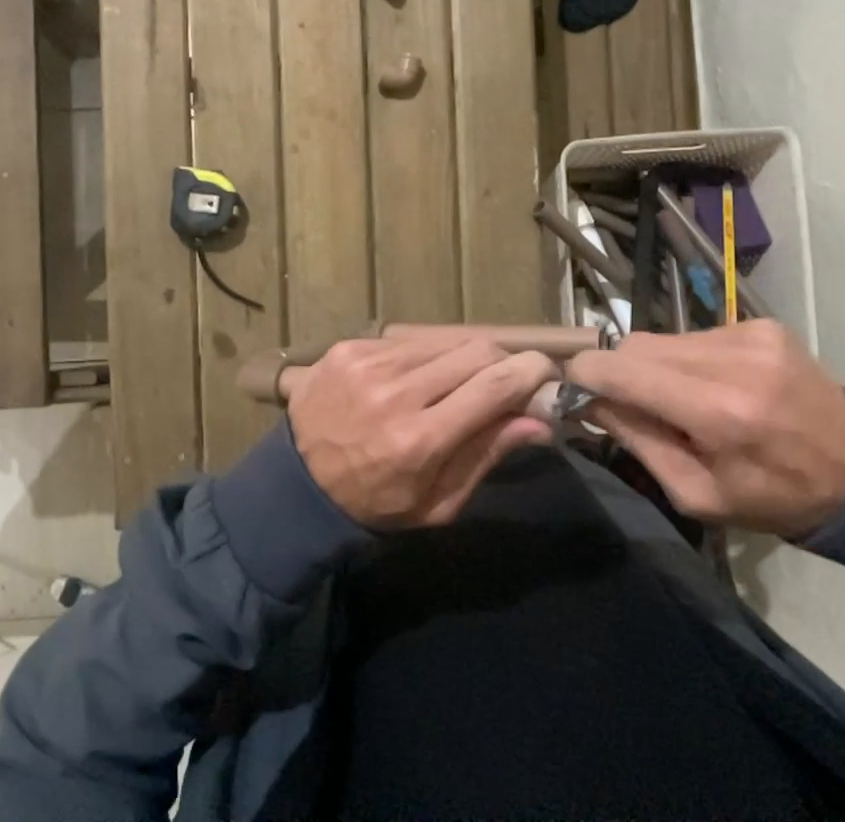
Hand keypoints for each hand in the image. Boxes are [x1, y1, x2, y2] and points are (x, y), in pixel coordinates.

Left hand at [288, 338, 558, 530]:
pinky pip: (408, 341)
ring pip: (444, 340)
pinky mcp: (347, 349)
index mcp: (420, 440)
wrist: (297, 486)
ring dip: (463, 359)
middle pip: (476, 352)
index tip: (546, 375)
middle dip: (502, 363)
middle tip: (505, 383)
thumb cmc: (377, 503)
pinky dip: (425, 357)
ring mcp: (367, 365)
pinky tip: (415, 380)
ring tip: (456, 384)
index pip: (494, 385)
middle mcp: (394, 393)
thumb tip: (540, 421)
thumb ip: (486, 456)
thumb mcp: (437, 502)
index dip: (531, 373)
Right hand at [566, 321, 844, 539]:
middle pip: (636, 345)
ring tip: (681, 402)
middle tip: (629, 407)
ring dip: (655, 367)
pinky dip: (688, 360)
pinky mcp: (764, 325)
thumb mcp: (695, 493)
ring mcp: (752, 334)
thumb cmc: (772, 498)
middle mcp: (734, 359)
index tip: (575, 393)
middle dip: (620, 373)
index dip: (586, 376)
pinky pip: (696, 335)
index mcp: (718, 411)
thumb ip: (637, 440)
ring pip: (663, 337)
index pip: (621, 368)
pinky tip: (714, 387)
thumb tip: (588, 399)